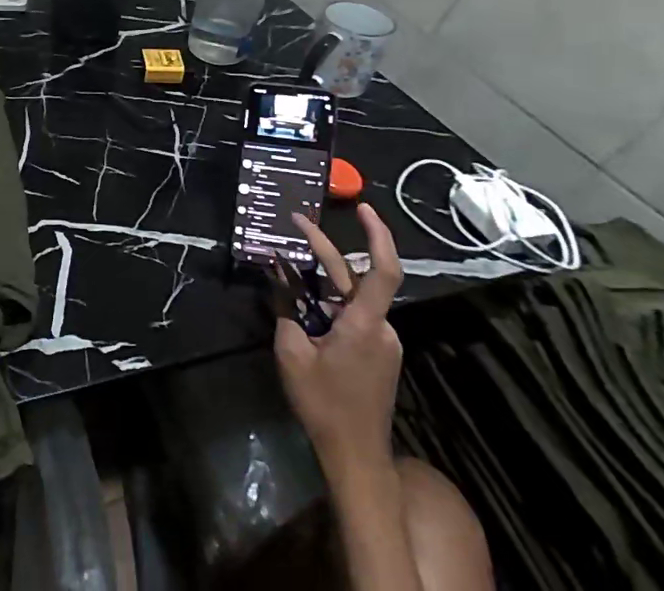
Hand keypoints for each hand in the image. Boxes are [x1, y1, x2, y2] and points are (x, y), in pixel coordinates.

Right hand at [274, 203, 404, 478]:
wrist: (356, 454)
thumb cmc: (323, 404)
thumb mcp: (292, 354)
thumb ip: (287, 312)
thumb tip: (278, 277)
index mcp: (364, 324)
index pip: (383, 268)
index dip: (377, 234)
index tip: (362, 208)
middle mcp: (381, 327)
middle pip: (357, 278)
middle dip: (325, 251)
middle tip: (297, 225)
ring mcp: (385, 342)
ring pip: (354, 300)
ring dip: (325, 286)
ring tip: (291, 276)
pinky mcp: (381, 355)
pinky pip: (357, 319)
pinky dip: (333, 308)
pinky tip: (309, 314)